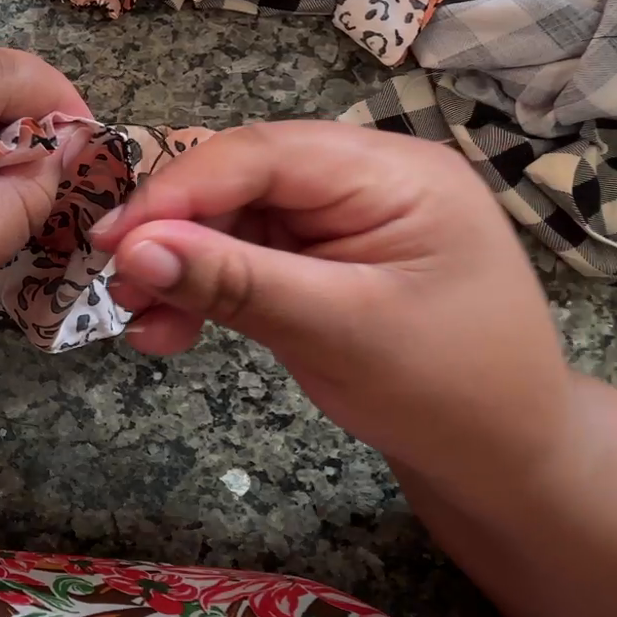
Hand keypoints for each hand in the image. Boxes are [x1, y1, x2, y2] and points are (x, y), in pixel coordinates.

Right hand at [91, 121, 572, 488]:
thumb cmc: (448, 391)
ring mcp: (328, 216)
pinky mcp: (305, 254)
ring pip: (222, 220)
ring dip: (175, 266)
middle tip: (117, 278)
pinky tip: (165, 332)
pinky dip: (196, 291)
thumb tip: (130, 249)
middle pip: (233, 181)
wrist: (503, 461)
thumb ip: (231, 281)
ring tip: (136, 314)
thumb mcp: (336, 331)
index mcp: (390, 172)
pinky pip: (232, 255)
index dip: (177, 191)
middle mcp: (354, 178)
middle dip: (171, 231)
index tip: (114, 240)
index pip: (259, 155)